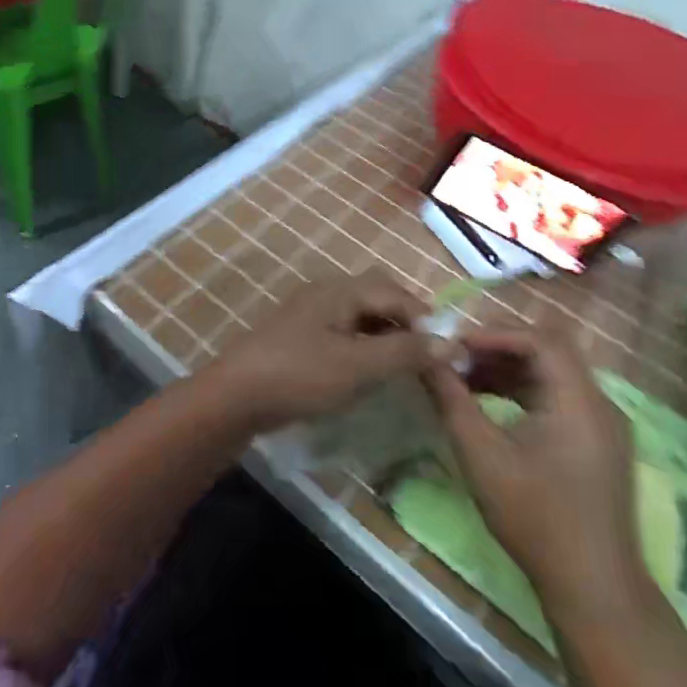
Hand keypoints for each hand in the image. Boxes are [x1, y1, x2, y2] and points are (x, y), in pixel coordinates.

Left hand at [198, 272, 432, 432]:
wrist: (235, 396)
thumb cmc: (299, 375)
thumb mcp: (358, 366)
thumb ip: (405, 351)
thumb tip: (451, 342)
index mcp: (338, 290)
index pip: (396, 292)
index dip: (427, 319)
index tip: (447, 354)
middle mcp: (323, 294)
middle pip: (378, 298)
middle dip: (406, 325)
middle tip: (426, 359)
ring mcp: (308, 315)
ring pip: (359, 317)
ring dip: (385, 337)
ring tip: (404, 369)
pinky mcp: (298, 338)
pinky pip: (342, 333)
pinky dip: (363, 347)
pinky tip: (370, 372)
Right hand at [421, 328, 644, 611]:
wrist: (590, 581)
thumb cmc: (533, 513)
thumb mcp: (480, 452)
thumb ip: (451, 398)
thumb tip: (426, 357)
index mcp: (579, 401)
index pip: (540, 339)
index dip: (492, 333)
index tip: (450, 344)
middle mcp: (599, 404)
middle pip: (547, 352)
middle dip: (495, 348)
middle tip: (450, 357)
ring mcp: (600, 424)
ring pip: (549, 374)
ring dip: (504, 369)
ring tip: (458, 378)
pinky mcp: (594, 443)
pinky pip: (554, 398)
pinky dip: (518, 391)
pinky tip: (484, 403)